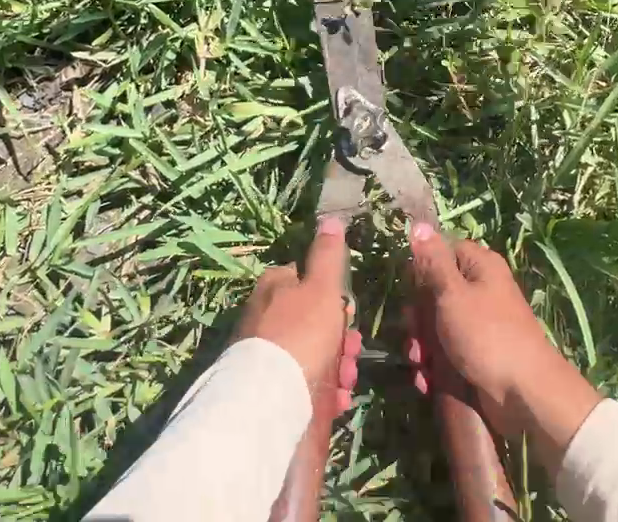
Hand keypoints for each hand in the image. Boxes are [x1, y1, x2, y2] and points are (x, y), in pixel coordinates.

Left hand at [237, 216, 362, 415]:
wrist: (269, 398)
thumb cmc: (301, 332)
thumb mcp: (322, 286)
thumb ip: (327, 255)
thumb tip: (330, 220)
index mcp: (274, 289)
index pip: (304, 280)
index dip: (332, 296)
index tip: (349, 311)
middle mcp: (265, 319)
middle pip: (313, 321)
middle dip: (341, 338)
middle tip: (352, 351)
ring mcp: (265, 356)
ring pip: (312, 354)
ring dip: (338, 366)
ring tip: (346, 380)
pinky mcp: (269, 389)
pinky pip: (304, 384)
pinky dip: (325, 391)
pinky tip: (337, 398)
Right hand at [406, 223, 600, 461]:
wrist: (523, 392)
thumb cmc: (486, 335)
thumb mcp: (453, 294)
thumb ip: (433, 262)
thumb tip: (419, 224)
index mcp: (480, 266)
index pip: (443, 252)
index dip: (423, 270)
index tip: (410, 290)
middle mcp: (481, 289)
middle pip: (436, 292)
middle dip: (419, 317)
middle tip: (415, 333)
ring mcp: (480, 323)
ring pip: (438, 325)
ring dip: (423, 345)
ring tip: (421, 363)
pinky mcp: (477, 352)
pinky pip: (447, 351)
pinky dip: (435, 365)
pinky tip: (428, 380)